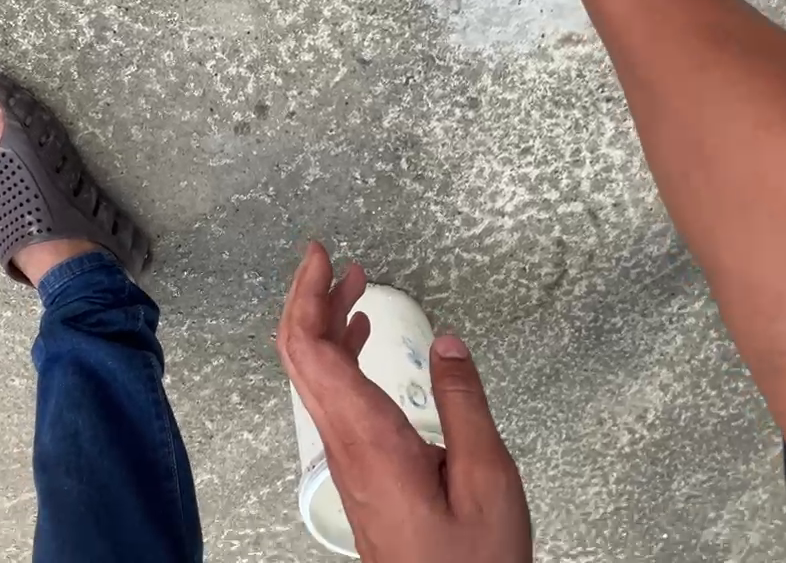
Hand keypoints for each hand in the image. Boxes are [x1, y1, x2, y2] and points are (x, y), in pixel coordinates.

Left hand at [277, 243, 533, 562]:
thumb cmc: (469, 562)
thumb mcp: (486, 480)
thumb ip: (463, 403)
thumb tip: (446, 339)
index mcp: (365, 432)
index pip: (310, 347)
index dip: (307, 293)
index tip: (320, 254)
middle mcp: (342, 436)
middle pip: (299, 350)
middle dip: (306, 294)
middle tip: (328, 257)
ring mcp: (344, 449)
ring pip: (312, 368)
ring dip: (325, 317)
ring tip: (354, 283)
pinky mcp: (355, 459)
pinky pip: (332, 388)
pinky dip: (341, 348)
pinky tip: (363, 333)